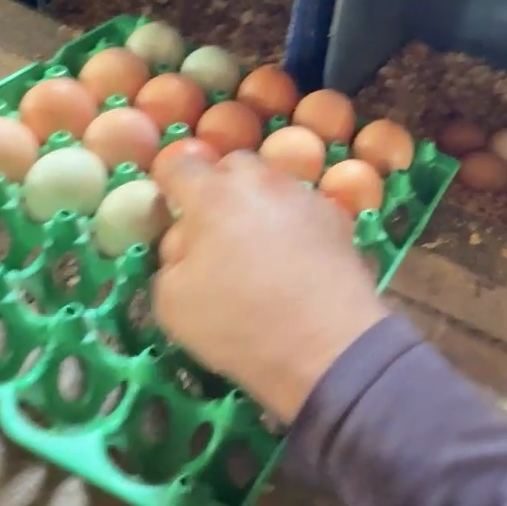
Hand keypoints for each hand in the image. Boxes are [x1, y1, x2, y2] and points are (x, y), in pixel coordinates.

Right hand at [153, 151, 388, 420]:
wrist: (327, 342)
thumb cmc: (239, 323)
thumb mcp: (172, 300)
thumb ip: (172, 256)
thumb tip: (188, 241)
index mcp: (214, 195)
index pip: (179, 163)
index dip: (168, 180)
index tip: (170, 203)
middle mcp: (262, 183)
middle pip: (234, 165)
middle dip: (219, 185)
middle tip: (214, 227)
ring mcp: (305, 196)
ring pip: (273, 183)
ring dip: (260, 203)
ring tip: (258, 245)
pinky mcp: (338, 216)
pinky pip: (304, 207)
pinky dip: (293, 221)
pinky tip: (295, 256)